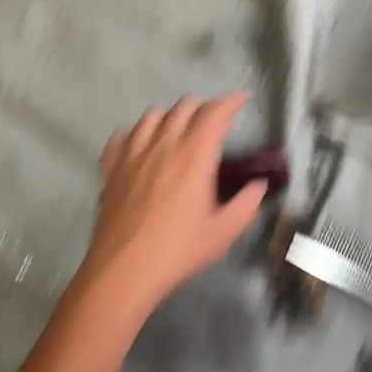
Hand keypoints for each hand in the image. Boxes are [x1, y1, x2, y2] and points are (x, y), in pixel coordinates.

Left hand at [74, 94, 268, 315]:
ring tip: (177, 134)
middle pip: (184, 106)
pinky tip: (140, 148)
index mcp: (194, 155)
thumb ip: (246, 205)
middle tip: (213, 126)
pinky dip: (134, 135)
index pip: (214, 113)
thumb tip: (259, 185)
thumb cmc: (178, 251)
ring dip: (170, 118)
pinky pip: (121, 136)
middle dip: (203, 109)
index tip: (242, 101)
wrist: (124, 271)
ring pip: (152, 115)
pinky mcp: (111, 168)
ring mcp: (133, 153)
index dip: (231, 101)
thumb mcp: (224, 232)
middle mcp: (164, 144)